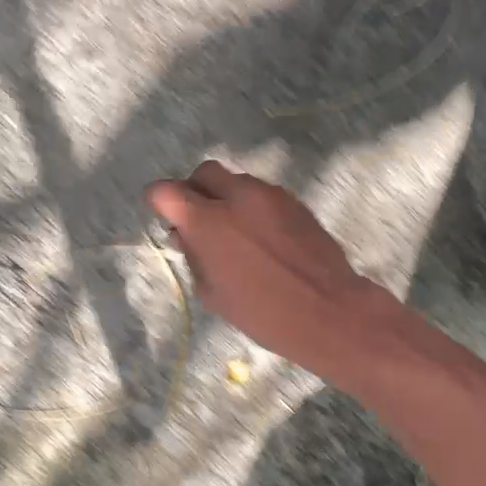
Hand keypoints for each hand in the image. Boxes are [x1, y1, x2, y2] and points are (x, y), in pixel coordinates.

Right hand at [144, 161, 389, 379]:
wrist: (327, 310)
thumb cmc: (262, 313)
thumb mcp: (212, 292)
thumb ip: (193, 255)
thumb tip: (184, 235)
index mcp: (207, 221)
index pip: (165, 191)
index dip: (158, 202)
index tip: (164, 218)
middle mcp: (237, 196)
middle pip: (203, 173)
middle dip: (194, 191)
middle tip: (197, 221)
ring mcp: (269, 194)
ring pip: (235, 181)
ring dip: (225, 199)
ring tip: (233, 234)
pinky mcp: (293, 201)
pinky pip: (261, 194)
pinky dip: (251, 207)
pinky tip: (260, 238)